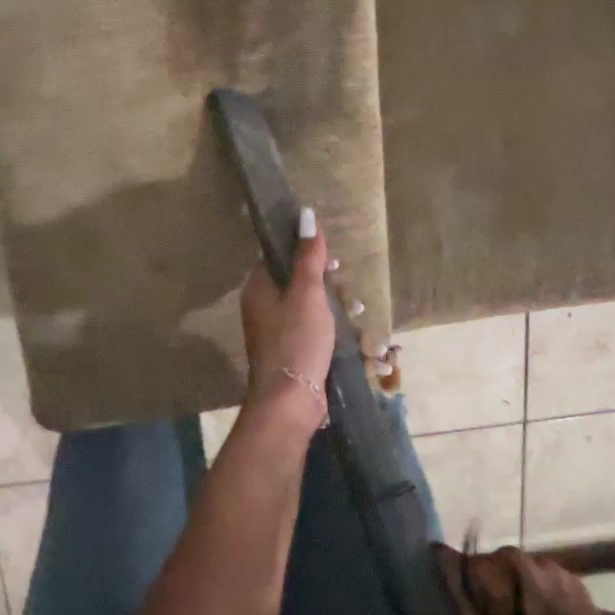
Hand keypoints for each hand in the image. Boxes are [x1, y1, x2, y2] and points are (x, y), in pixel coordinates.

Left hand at [239, 207, 335, 427]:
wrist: (289, 401)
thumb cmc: (296, 340)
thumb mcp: (307, 293)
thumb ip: (309, 256)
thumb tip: (306, 214)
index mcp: (258, 288)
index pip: (277, 257)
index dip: (304, 254)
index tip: (331, 260)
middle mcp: (262, 307)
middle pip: (296, 282)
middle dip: (326, 283)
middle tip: (344, 290)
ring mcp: (276, 332)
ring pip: (308, 307)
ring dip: (334, 307)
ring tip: (356, 311)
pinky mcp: (291, 352)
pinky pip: (312, 330)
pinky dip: (331, 328)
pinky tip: (355, 336)